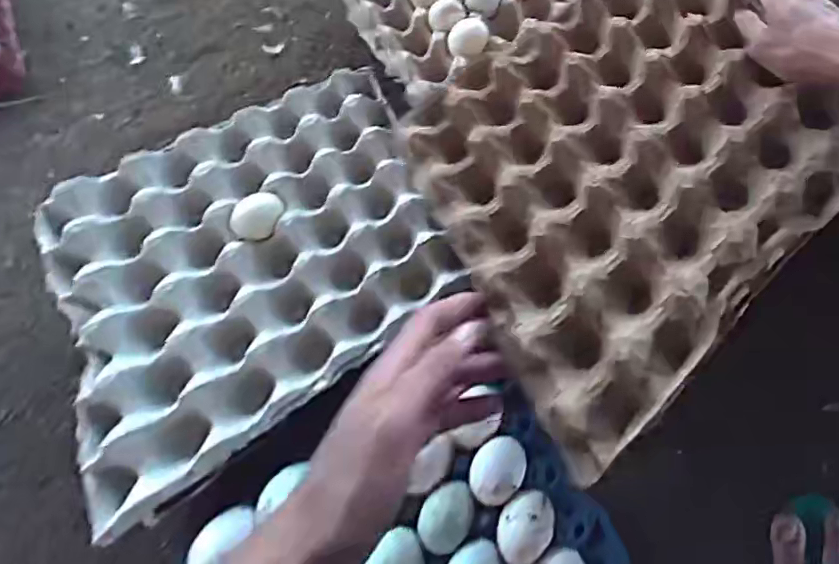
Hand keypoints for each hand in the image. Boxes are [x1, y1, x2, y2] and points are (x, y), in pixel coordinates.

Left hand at [234, 293, 505, 563]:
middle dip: (480, 337)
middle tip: (520, 337)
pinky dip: (471, 404)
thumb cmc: (358, 476)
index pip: (430, 321)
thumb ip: (433, 371)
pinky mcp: (407, 441)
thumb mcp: (397, 419)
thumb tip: (473, 327)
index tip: (500, 298)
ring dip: (480, 369)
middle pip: (443, 346)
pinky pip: (445, 410)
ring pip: (448, 377)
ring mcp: (402, 412)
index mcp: (392, 370)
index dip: (461, 304)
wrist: (317, 542)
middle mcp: (399, 383)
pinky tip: (497, 408)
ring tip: (517, 369)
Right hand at [729, 0, 838, 88]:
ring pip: (796, 5)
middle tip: (755, 25)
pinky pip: (813, 17)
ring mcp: (825, 4)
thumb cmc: (804, 54)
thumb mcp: (762, 47)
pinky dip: (802, 28)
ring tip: (781, 43)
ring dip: (785, 18)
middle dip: (763, 3)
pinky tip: (806, 50)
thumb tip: (740, 10)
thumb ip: (747, 26)